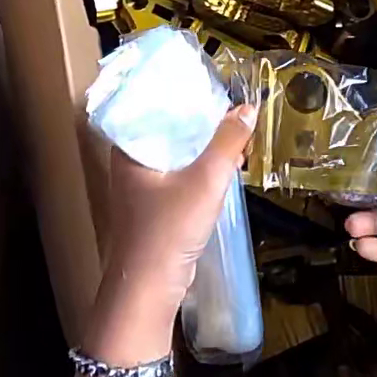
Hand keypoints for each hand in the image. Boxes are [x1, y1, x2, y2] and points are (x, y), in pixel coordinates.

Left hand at [92, 105, 255, 358]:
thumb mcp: (205, 181)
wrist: (149, 288)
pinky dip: (199, 168)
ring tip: (233, 140)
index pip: (151, 107)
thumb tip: (247, 109)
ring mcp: (140, 187)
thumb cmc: (169, 229)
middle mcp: (129, 163)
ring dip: (202, 148)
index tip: (211, 89)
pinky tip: (223, 169)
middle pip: (166, 130)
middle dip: (199, 123)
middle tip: (230, 114)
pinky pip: (178, 175)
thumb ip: (227, 143)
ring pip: (174, 154)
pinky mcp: (154, 206)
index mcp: (128, 149)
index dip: (182, 97)